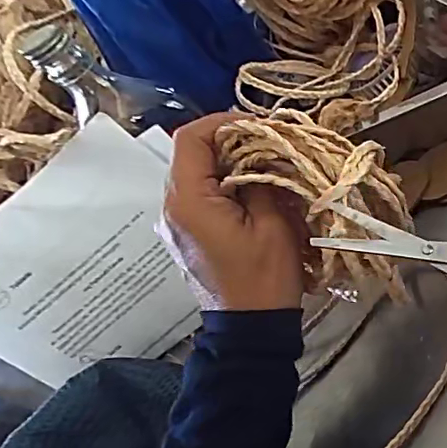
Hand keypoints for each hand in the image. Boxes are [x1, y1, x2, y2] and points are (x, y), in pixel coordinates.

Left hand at [160, 114, 306, 311]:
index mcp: (190, 200)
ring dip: (231, 164)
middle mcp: (173, 206)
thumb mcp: (273, 225)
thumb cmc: (264, 277)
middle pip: (192, 154)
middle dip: (231, 142)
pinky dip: (227, 185)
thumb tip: (262, 158)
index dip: (223, 122)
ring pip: (198, 175)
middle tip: (270, 145)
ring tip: (268, 166)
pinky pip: (203, 196)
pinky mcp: (189, 234)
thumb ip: (262, 183)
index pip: (191, 138)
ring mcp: (178, 222)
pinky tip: (256, 192)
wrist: (250, 326)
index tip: (259, 125)